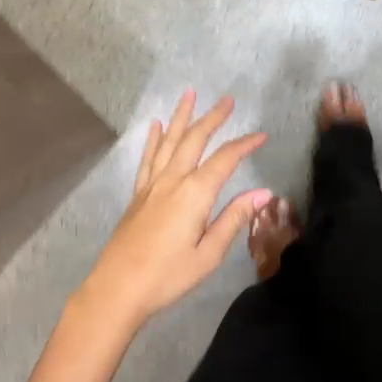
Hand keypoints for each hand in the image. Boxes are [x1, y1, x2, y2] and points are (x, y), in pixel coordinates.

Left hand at [77, 92, 270, 325]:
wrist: (118, 288)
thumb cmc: (168, 275)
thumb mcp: (209, 254)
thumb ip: (234, 219)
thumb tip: (263, 193)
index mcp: (195, 193)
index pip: (225, 160)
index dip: (244, 145)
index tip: (261, 135)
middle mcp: (173, 179)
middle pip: (195, 139)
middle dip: (213, 118)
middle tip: (227, 100)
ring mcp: (152, 184)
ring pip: (170, 141)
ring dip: (182, 116)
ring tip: (189, 94)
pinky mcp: (138, 194)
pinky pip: (148, 158)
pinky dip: (154, 139)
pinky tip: (157, 125)